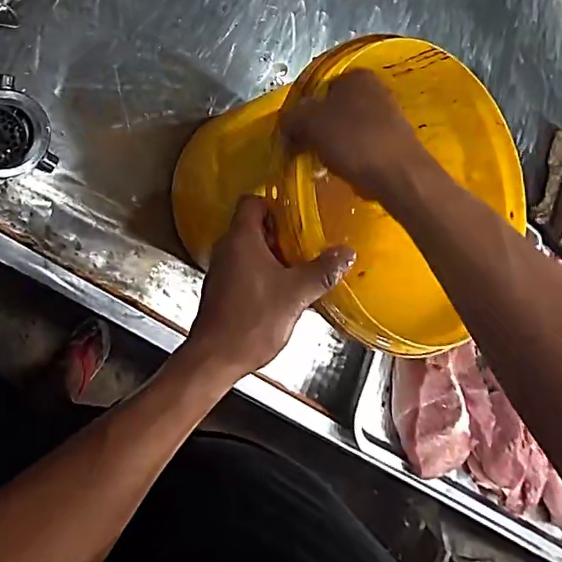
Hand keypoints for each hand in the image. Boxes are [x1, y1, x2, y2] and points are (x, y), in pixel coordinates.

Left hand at [184, 197, 354, 377]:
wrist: (215, 360)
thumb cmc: (250, 321)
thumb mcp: (296, 293)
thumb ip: (322, 270)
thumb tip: (346, 253)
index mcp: (241, 239)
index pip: (252, 201)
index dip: (275, 204)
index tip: (297, 216)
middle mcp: (227, 249)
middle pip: (253, 225)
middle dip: (280, 233)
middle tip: (305, 242)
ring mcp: (221, 270)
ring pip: (249, 249)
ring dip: (272, 255)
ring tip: (298, 266)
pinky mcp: (221, 291)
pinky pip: (244, 269)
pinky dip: (262, 273)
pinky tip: (282, 290)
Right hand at [280, 70, 432, 203]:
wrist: (400, 175)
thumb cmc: (353, 141)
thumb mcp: (309, 123)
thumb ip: (292, 118)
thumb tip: (289, 124)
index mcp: (356, 76)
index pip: (319, 90)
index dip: (303, 113)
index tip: (296, 135)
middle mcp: (377, 90)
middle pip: (335, 111)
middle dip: (321, 132)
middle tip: (311, 152)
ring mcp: (391, 116)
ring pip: (350, 131)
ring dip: (338, 148)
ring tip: (332, 166)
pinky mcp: (398, 141)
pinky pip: (367, 148)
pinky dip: (357, 160)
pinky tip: (353, 173)